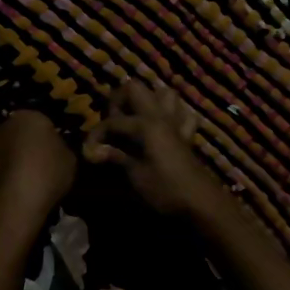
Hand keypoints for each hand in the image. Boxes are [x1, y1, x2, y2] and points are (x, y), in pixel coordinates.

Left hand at [0, 111, 75, 223]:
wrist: (14, 204)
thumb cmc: (47, 175)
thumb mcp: (70, 160)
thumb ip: (60, 149)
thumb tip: (53, 150)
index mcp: (28, 117)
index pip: (40, 122)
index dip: (47, 139)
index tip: (53, 155)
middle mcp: (1, 126)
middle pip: (16, 135)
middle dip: (24, 147)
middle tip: (36, 168)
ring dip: (8, 162)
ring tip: (20, 184)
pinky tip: (7, 193)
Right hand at [82, 83, 223, 217]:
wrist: (200, 201)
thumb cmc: (165, 189)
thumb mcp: (136, 175)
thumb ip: (116, 157)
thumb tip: (92, 151)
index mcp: (145, 124)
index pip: (113, 121)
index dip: (97, 134)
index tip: (89, 152)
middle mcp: (161, 116)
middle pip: (135, 88)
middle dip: (118, 101)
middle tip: (112, 123)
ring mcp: (176, 123)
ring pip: (164, 93)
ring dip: (147, 101)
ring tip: (135, 120)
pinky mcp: (187, 136)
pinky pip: (183, 115)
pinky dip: (174, 115)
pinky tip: (164, 127)